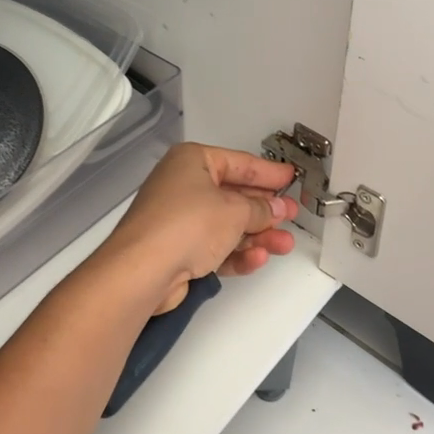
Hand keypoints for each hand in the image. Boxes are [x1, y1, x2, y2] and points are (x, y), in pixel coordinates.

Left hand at [100, 143, 300, 314]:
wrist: (143, 271)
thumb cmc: (185, 225)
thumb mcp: (235, 211)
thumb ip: (261, 209)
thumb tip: (277, 208)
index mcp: (192, 161)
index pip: (239, 163)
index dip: (268, 172)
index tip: (290, 178)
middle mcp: (183, 186)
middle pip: (233, 196)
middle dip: (264, 209)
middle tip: (290, 214)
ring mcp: (179, 220)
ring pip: (226, 225)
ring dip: (256, 235)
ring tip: (283, 244)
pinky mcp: (178, 250)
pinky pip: (214, 248)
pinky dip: (236, 253)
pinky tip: (257, 258)